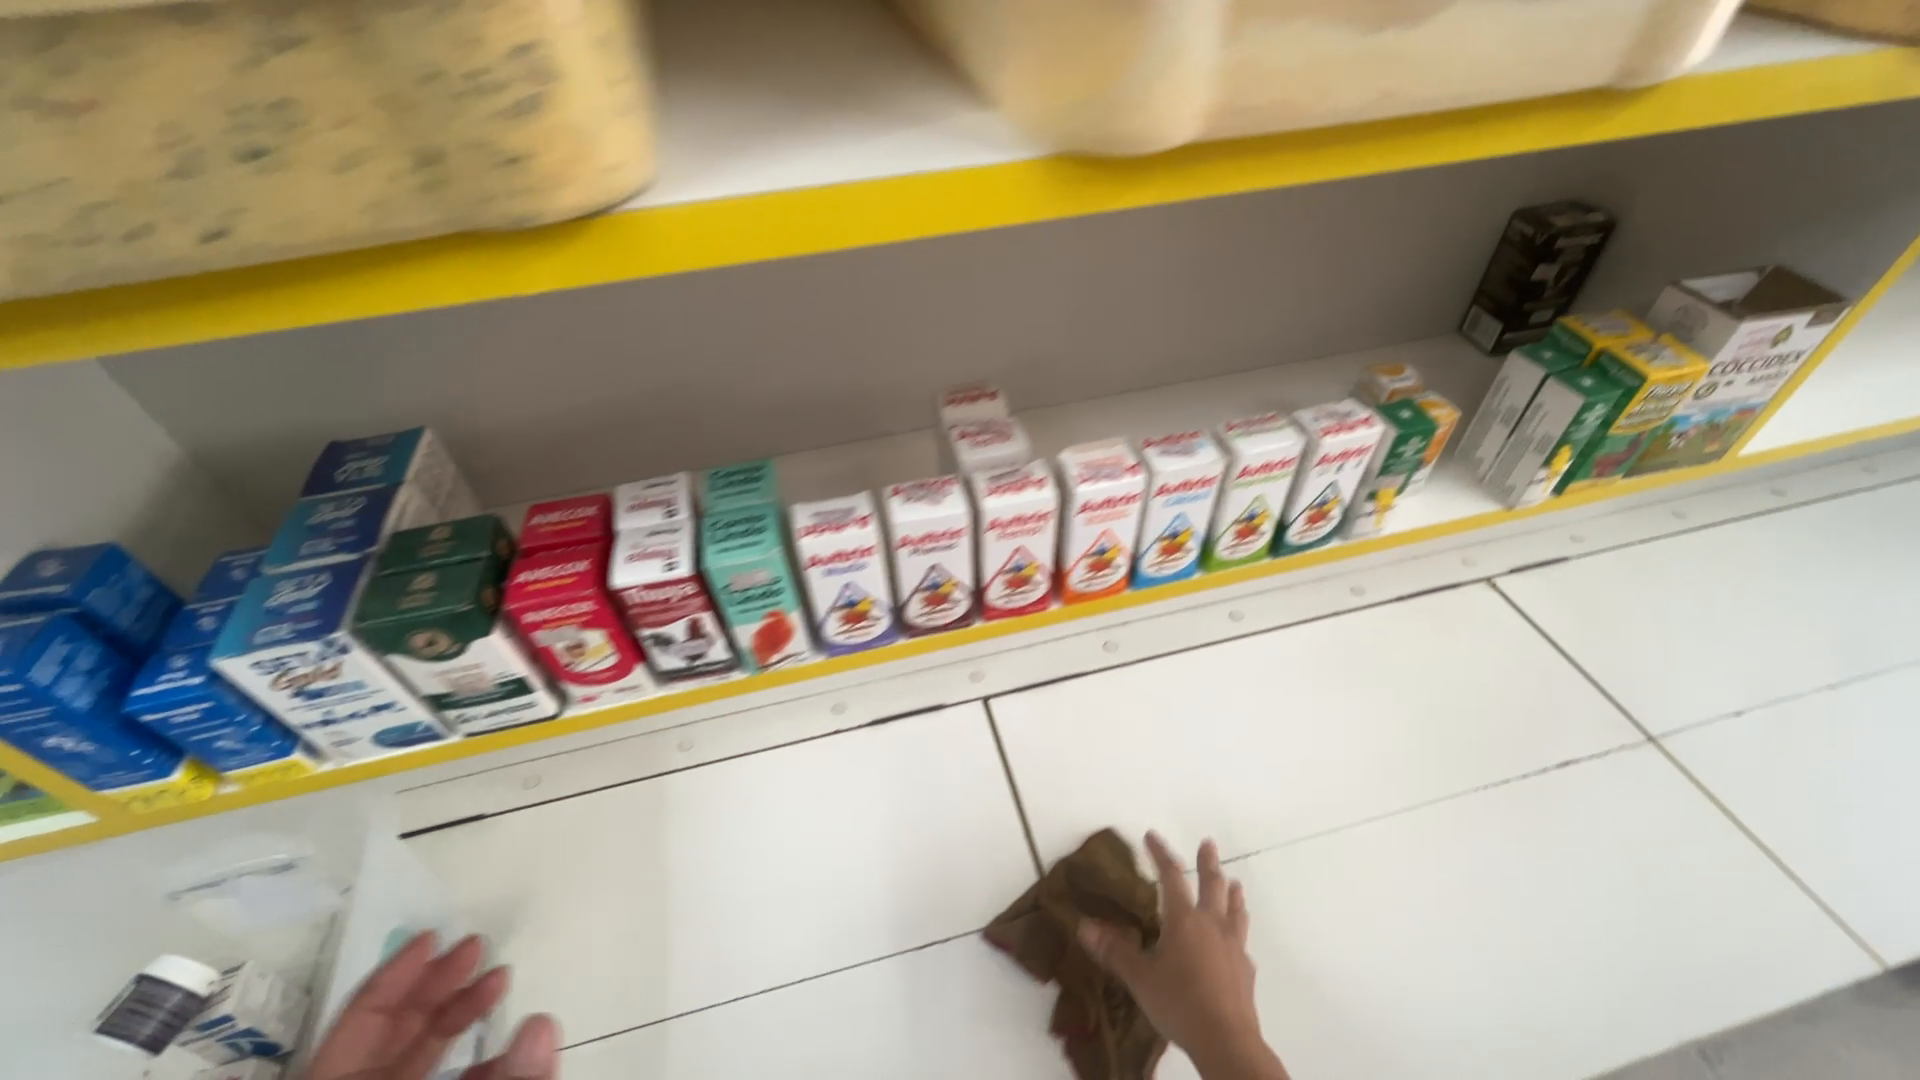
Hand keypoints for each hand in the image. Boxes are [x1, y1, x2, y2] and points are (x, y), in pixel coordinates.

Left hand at [305, 931, 560, 1079]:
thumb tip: (543, 1024)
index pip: (357, 1025)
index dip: (391, 978)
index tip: (432, 936)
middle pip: (386, 1038)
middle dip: (435, 987)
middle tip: (478, 944)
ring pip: (412, 1063)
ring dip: (457, 1017)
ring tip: (500, 978)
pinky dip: (470, 1066)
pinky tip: (505, 1048)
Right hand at [1078, 833, 1287, 1079]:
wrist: (1226, 1041)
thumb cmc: (1178, 1002)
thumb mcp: (1139, 977)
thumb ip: (1114, 951)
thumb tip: (1084, 926)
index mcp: (1183, 920)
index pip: (1171, 877)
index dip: (1161, 855)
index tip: (1152, 836)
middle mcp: (1211, 926)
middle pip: (1212, 886)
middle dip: (1207, 863)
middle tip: (1208, 843)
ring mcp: (1233, 947)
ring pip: (1235, 911)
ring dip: (1232, 894)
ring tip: (1235, 884)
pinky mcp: (1245, 972)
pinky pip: (1242, 942)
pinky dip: (1238, 932)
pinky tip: (1237, 942)